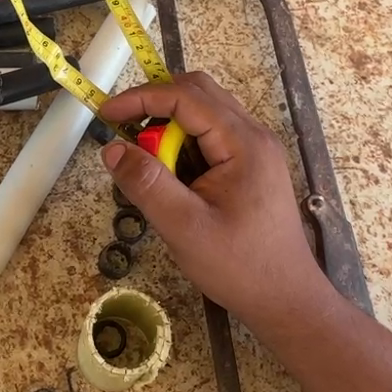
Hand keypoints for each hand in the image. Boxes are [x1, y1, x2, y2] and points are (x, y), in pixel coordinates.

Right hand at [99, 72, 335, 333]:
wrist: (286, 299)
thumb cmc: (239, 266)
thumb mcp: (184, 228)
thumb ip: (147, 184)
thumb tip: (112, 149)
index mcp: (242, 143)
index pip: (186, 97)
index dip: (141, 98)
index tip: (106, 113)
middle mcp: (253, 136)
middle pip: (198, 92)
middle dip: (155, 105)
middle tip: (124, 132)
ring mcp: (255, 150)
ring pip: (204, 111)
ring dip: (168, 125)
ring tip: (146, 161)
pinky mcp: (251, 166)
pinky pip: (211, 134)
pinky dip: (183, 141)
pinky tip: (171, 175)